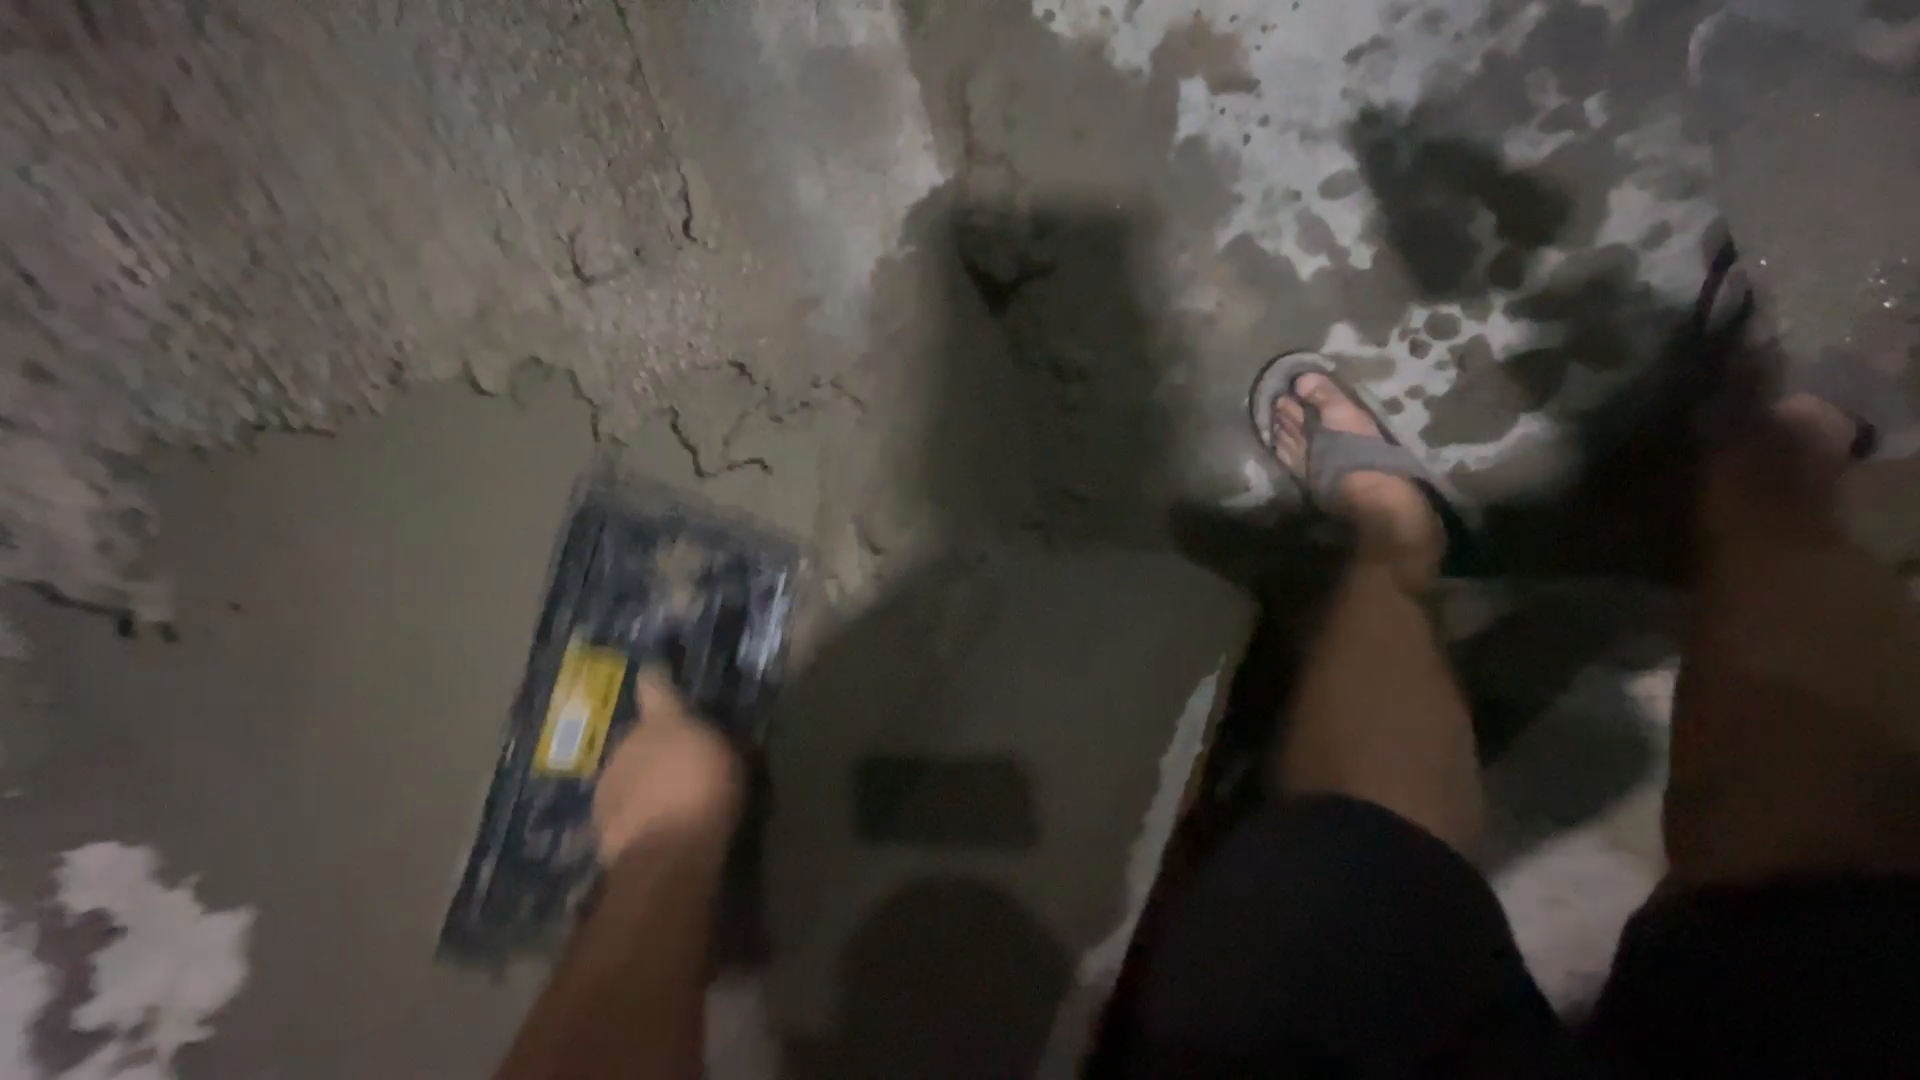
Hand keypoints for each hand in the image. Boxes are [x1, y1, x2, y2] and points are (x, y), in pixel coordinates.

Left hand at [592, 667, 742, 861]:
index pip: (655, 684)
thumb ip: (727, 744)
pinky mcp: (598, 816)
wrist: (666, 853)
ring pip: (629, 769)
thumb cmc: (708, 794)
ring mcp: (608, 779)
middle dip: (659, 744)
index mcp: (664, 721)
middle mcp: (628, 740)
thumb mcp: (736, 762)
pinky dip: (634, 808)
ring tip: (670, 801)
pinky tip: (654, 826)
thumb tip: (728, 740)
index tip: (658, 668)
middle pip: (643, 734)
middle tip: (684, 764)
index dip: (658, 676)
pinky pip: (621, 802)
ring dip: (645, 778)